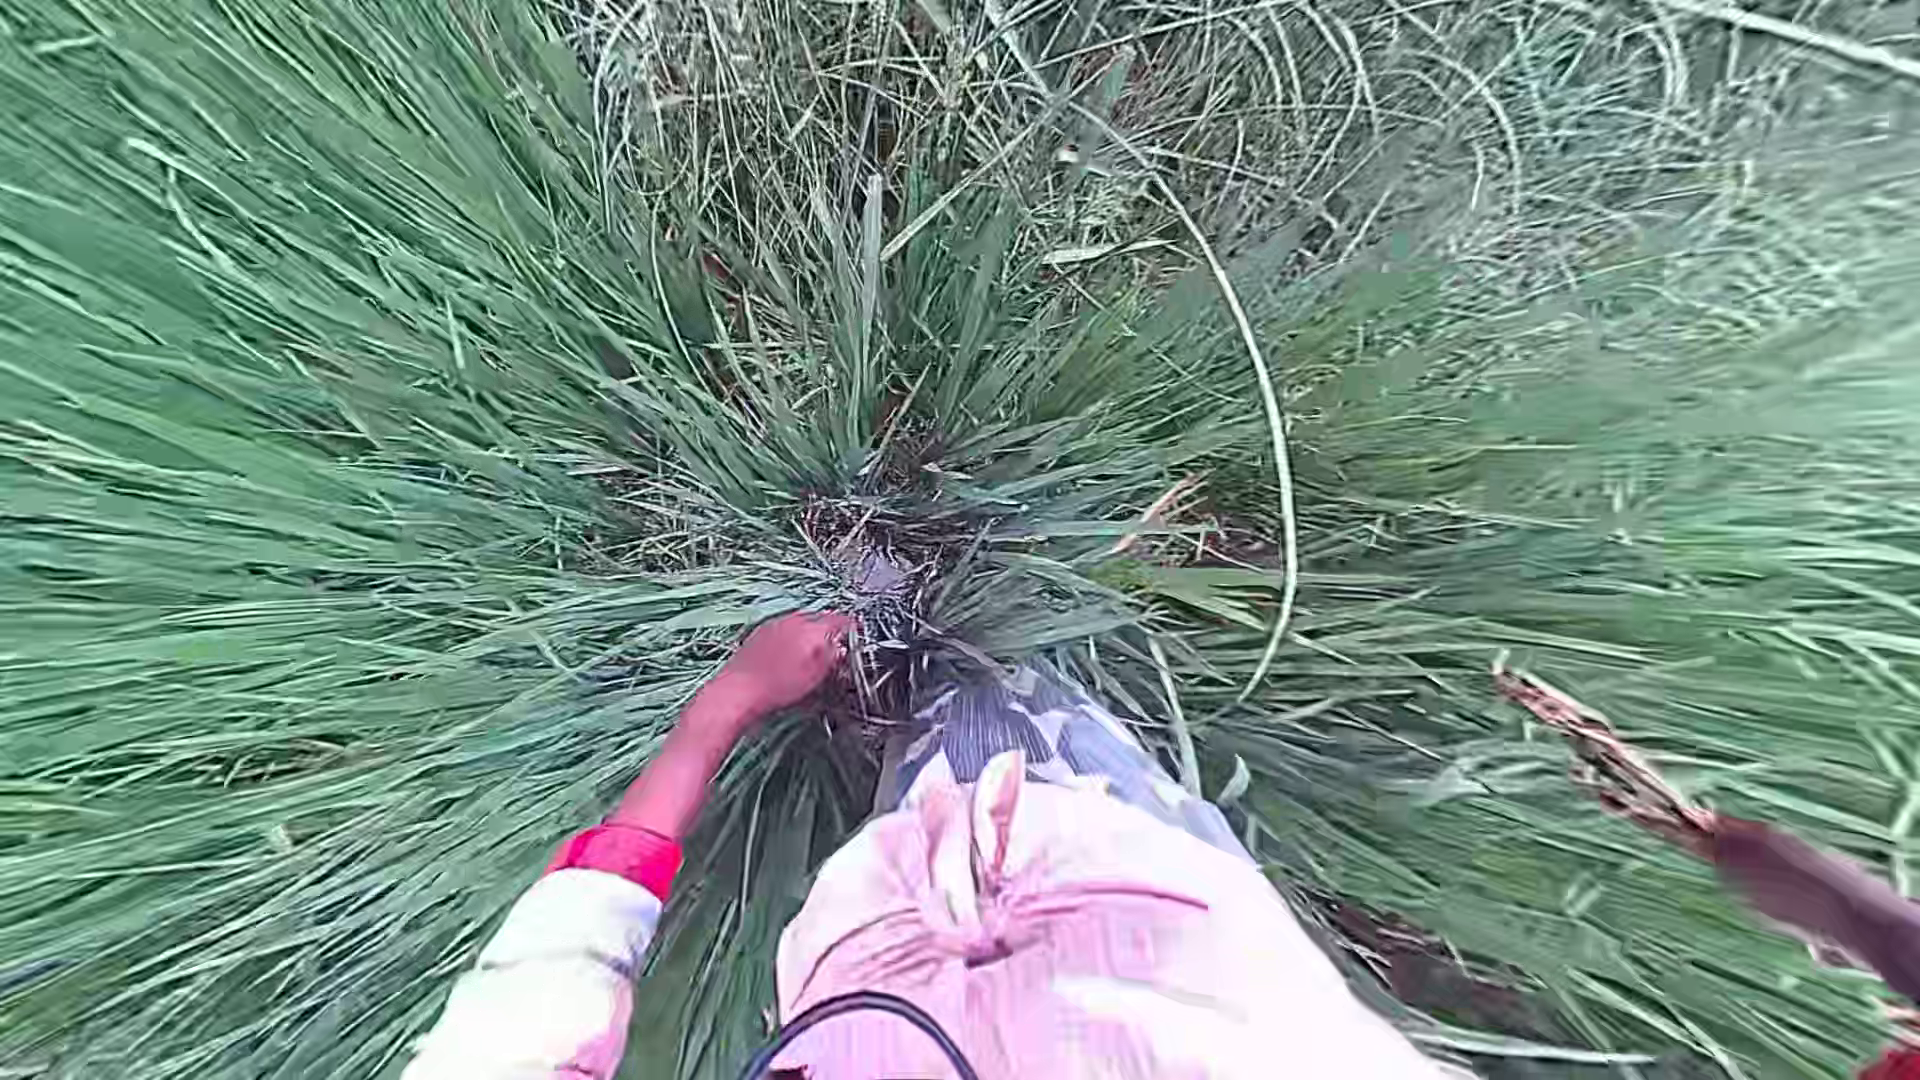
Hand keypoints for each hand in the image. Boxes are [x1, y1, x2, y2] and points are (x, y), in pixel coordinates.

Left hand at [700, 610, 853, 724]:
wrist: (737, 692)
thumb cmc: (776, 686)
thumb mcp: (817, 674)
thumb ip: (833, 656)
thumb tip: (841, 647)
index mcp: (811, 627)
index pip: (840, 620)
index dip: (851, 629)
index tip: (856, 636)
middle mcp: (793, 620)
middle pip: (820, 620)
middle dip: (830, 634)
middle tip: (836, 651)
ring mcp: (774, 626)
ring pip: (801, 626)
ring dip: (810, 637)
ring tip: (811, 659)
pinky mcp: (759, 635)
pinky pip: (784, 632)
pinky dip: (792, 642)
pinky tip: (789, 661)